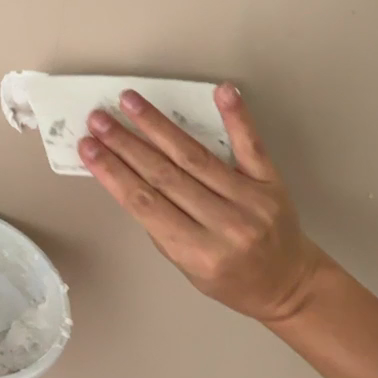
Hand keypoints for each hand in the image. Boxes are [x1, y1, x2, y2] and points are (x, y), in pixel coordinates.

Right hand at [79, 83, 328, 322]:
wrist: (290, 285)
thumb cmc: (229, 278)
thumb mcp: (184, 266)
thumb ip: (160, 223)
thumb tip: (126, 174)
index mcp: (198, 251)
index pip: (145, 203)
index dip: (112, 172)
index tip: (87, 146)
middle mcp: (225, 225)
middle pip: (164, 175)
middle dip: (125, 144)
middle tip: (98, 119)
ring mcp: (250, 201)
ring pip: (194, 156)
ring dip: (157, 125)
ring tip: (129, 102)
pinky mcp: (271, 182)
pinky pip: (251, 145)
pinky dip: (236, 117)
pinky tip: (221, 91)